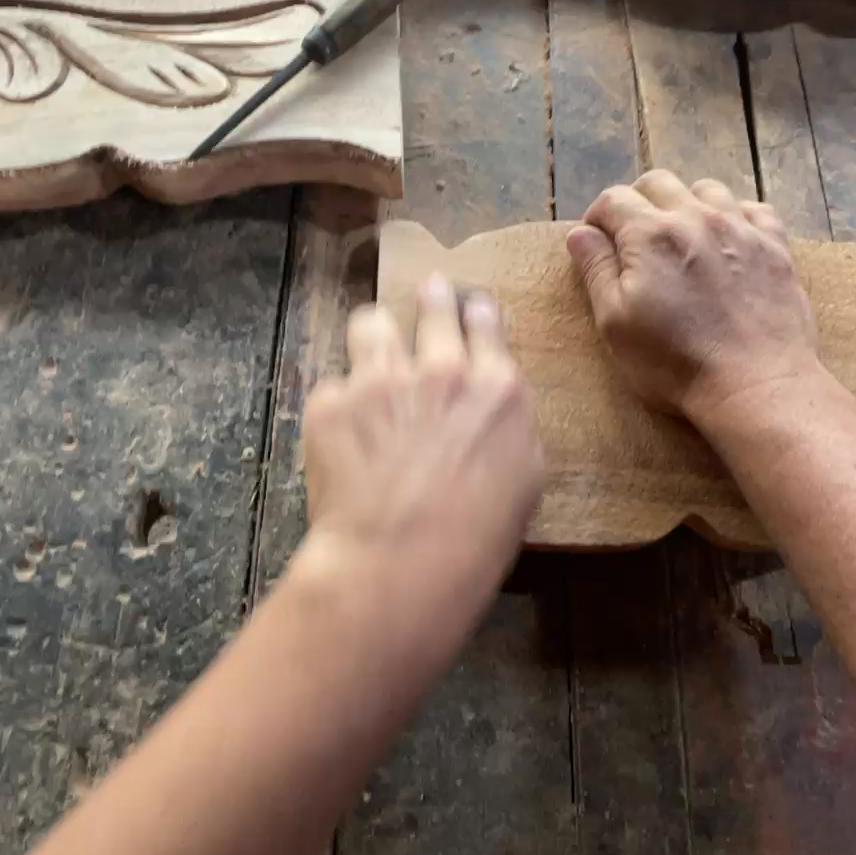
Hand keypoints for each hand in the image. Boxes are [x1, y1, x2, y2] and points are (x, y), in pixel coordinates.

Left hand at [294, 275, 542, 629]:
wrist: (400, 562)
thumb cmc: (477, 538)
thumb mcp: (524, 482)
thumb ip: (509, 429)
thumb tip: (493, 413)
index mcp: (495, 388)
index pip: (485, 325)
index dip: (476, 312)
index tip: (470, 306)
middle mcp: (441, 370)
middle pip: (433, 309)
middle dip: (432, 298)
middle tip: (429, 291)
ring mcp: (380, 380)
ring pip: (373, 323)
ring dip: (377, 332)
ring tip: (374, 343)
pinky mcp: (331, 402)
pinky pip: (334, 386)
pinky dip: (340, 405)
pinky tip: (342, 437)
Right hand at [566, 169, 821, 426]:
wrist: (754, 384)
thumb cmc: (674, 362)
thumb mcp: (615, 323)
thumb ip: (596, 270)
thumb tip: (579, 233)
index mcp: (650, 235)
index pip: (613, 199)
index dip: (597, 217)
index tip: (596, 243)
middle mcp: (696, 217)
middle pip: (658, 183)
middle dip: (637, 203)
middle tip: (633, 239)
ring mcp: (741, 228)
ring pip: (706, 189)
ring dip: (685, 204)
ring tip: (681, 239)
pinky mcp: (775, 246)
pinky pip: (752, 209)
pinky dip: (733, 216)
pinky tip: (726, 243)